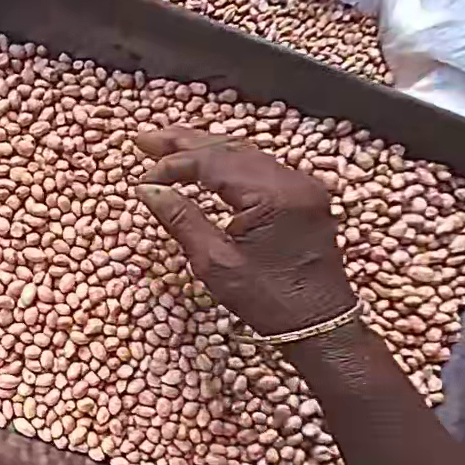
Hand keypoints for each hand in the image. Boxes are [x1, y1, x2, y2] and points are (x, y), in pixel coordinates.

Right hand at [133, 127, 355, 336]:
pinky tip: (205, 164)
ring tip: (168, 145)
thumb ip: (181, 219)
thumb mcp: (215, 262)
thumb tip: (147, 190)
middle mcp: (292, 181)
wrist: (320, 325)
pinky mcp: (303, 197)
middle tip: (146, 139)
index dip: (173, 166)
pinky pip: (259, 167)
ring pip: (245, 153)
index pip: (212, 163)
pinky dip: (227, 163)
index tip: (144, 179)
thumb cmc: (269, 301)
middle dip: (184, 142)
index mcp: (273, 196)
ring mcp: (302, 186)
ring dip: (205, 149)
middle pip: (229, 147)